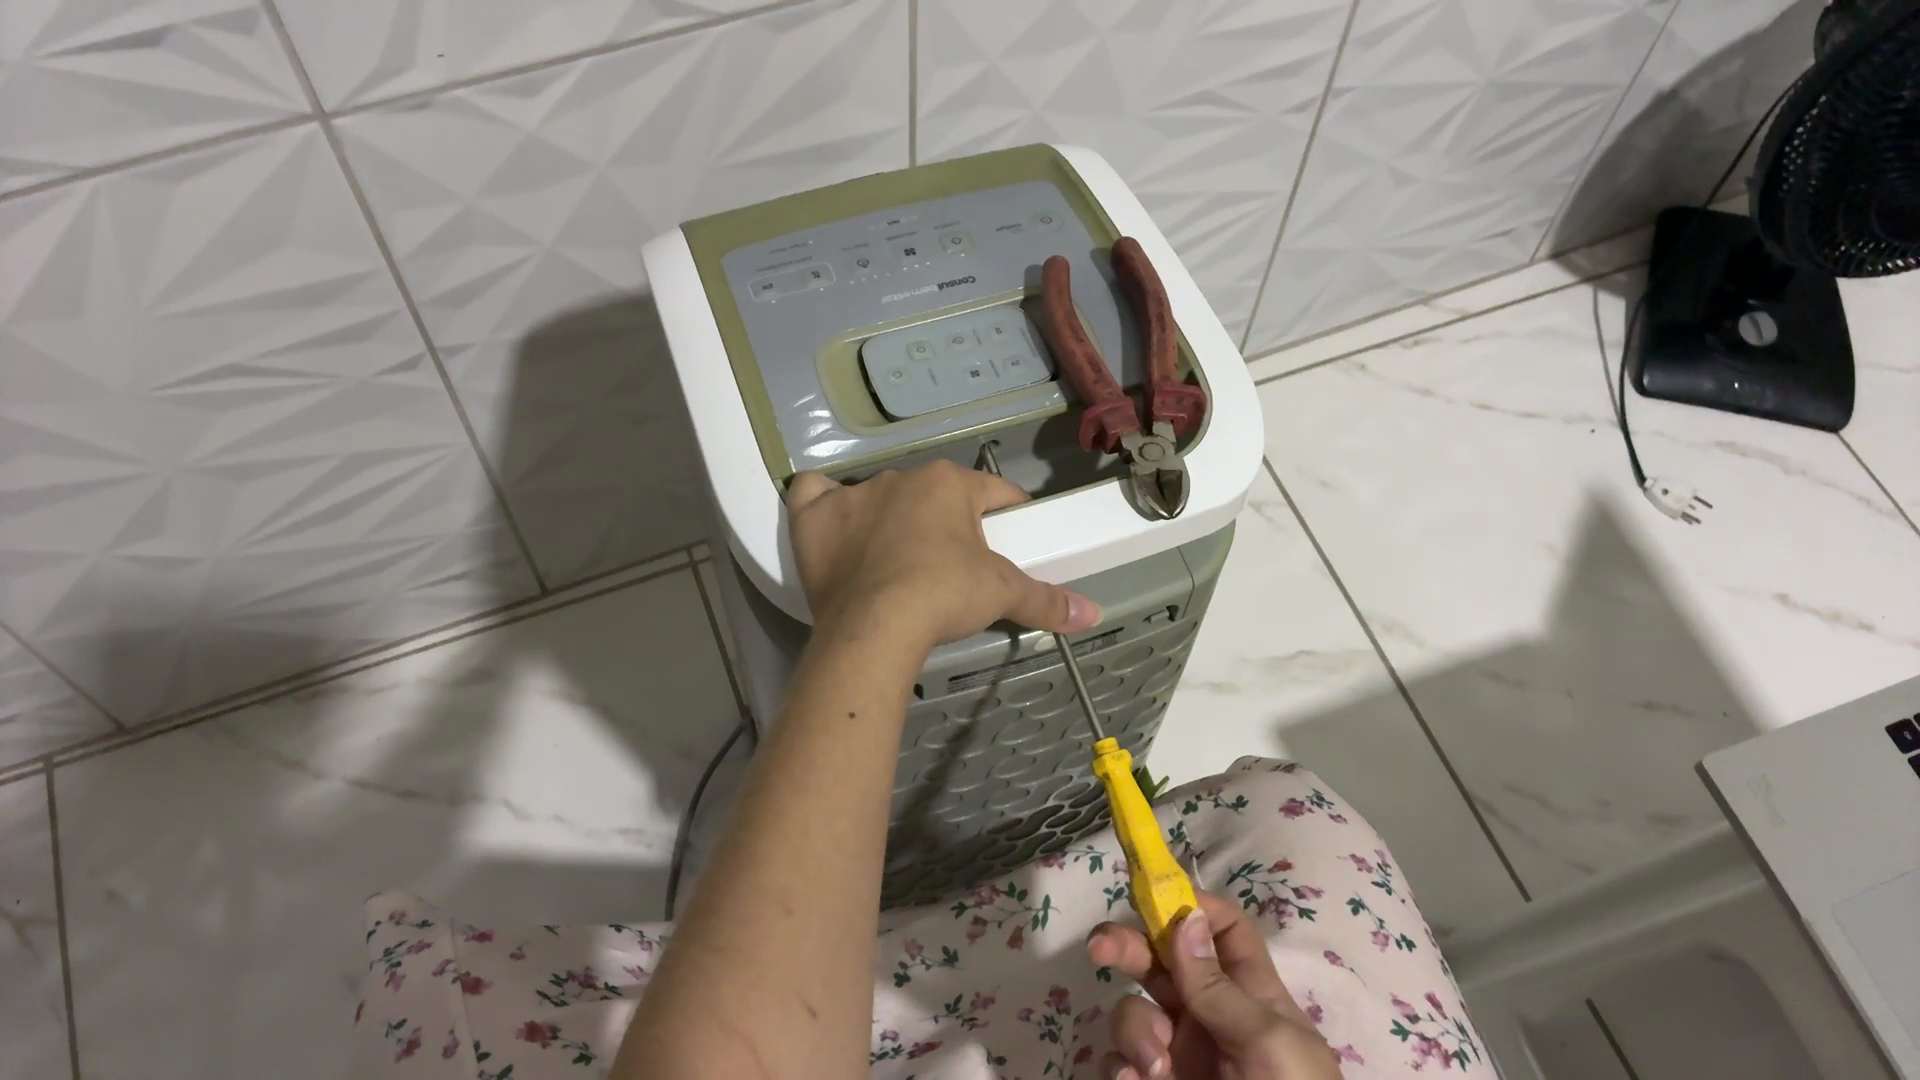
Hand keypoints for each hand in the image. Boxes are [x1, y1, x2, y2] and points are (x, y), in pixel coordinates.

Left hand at [786, 461, 1100, 647]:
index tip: (1012, 537)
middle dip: (947, 525)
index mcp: (949, 483)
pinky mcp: (813, 518)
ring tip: (898, 563)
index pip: (993, 491)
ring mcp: (853, 495)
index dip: (1008, 513)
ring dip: (891, 519)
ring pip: (879, 497)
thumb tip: (1093, 615)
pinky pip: (814, 495)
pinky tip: (835, 527)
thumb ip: (1047, 600)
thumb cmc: (944, 595)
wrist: (875, 626)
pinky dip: (824, 507)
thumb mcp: (1002, 595)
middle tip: (953, 569)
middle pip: (935, 497)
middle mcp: (901, 478)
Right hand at [1086, 893, 1339, 1079]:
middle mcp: (1210, 1019)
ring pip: (1132, 1012)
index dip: (1190, 905)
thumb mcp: (1272, 1048)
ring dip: (1132, 1030)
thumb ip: (1222, 986)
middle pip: (1161, 959)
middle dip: (1128, 946)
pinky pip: (1119, 1066)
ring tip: (1153, 1067)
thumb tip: (1185, 916)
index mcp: (1252, 998)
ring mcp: (1180, 1059)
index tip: (1153, 895)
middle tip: (1099, 949)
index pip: (1222, 930)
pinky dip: (1119, 1071)